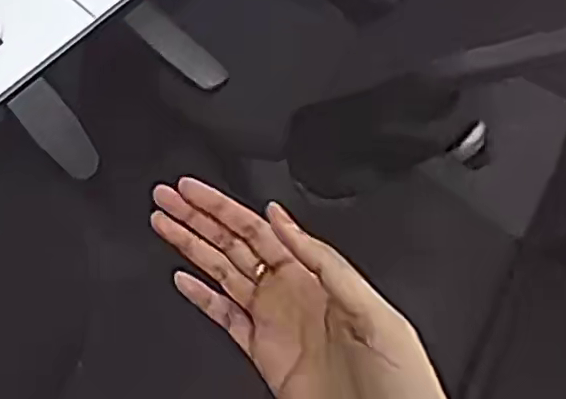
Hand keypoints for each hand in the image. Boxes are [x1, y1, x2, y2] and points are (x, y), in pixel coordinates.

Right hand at [150, 177, 445, 398]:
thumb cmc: (404, 387)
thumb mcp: (377, 315)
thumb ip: (325, 262)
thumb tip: (279, 216)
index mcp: (312, 278)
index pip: (254, 228)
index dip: (219, 205)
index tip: (190, 187)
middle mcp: (287, 293)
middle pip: (229, 242)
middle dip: (194, 216)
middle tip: (164, 196)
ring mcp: (273, 322)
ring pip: (219, 270)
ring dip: (188, 244)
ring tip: (161, 223)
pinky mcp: (264, 353)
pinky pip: (224, 316)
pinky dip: (200, 296)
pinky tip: (182, 279)